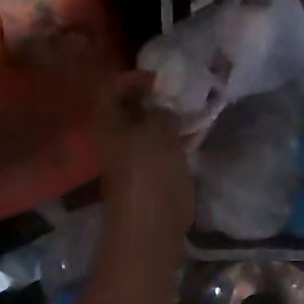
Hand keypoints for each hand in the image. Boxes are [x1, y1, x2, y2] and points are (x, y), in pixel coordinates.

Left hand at [98, 71, 192, 252]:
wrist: (152, 225)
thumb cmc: (149, 173)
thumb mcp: (158, 131)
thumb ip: (162, 112)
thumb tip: (165, 110)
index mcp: (108, 124)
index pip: (113, 88)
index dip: (134, 78)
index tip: (161, 78)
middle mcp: (116, 138)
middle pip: (132, 109)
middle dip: (155, 98)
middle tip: (181, 91)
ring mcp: (134, 159)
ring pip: (149, 129)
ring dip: (169, 119)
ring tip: (192, 110)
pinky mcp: (152, 176)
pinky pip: (163, 149)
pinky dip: (177, 139)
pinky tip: (195, 135)